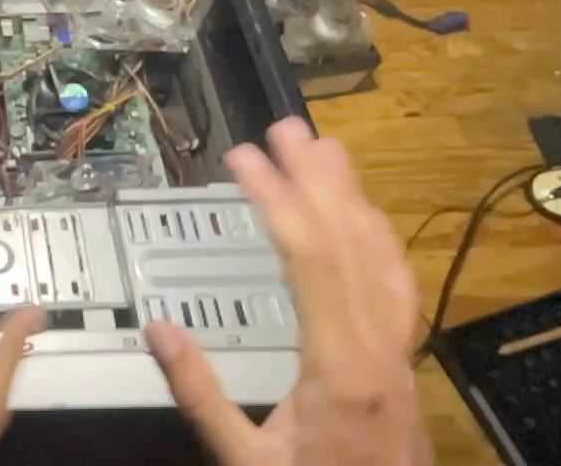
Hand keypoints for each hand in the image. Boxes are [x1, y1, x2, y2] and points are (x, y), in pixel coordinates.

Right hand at [145, 117, 429, 464]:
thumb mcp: (247, 465)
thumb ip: (202, 396)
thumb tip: (157, 329)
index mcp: (340, 369)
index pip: (311, 259)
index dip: (278, 198)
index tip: (245, 157)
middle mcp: (379, 351)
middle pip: (352, 243)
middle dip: (318, 178)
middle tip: (287, 128)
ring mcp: (399, 354)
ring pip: (381, 258)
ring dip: (351, 196)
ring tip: (326, 150)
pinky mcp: (402, 361)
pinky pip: (396, 283)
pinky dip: (375, 235)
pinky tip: (362, 216)